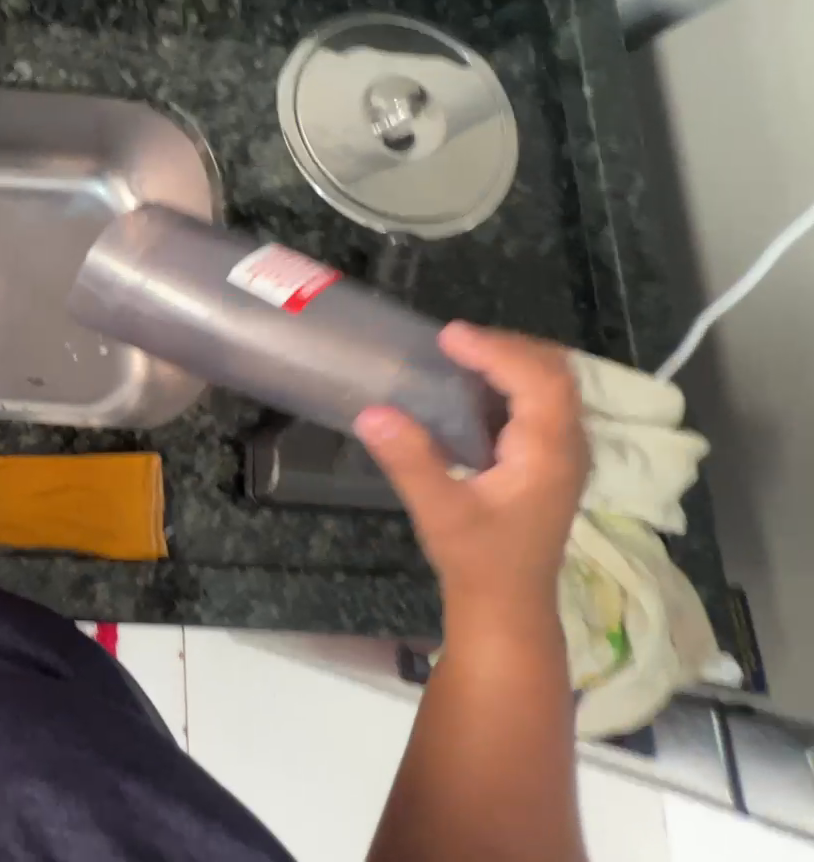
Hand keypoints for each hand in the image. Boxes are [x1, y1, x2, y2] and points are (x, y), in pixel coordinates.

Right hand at [355, 323, 588, 637]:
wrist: (507, 600)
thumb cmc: (478, 556)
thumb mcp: (439, 510)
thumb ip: (411, 460)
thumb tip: (373, 411)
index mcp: (547, 453)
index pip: (538, 382)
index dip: (496, 352)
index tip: (447, 337)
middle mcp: (565, 446)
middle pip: (556, 375)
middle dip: (507, 348)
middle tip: (452, 340)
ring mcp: (560, 453)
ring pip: (551, 386)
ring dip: (509, 361)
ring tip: (458, 354)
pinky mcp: (544, 459)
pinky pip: (537, 403)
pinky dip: (507, 381)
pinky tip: (468, 387)